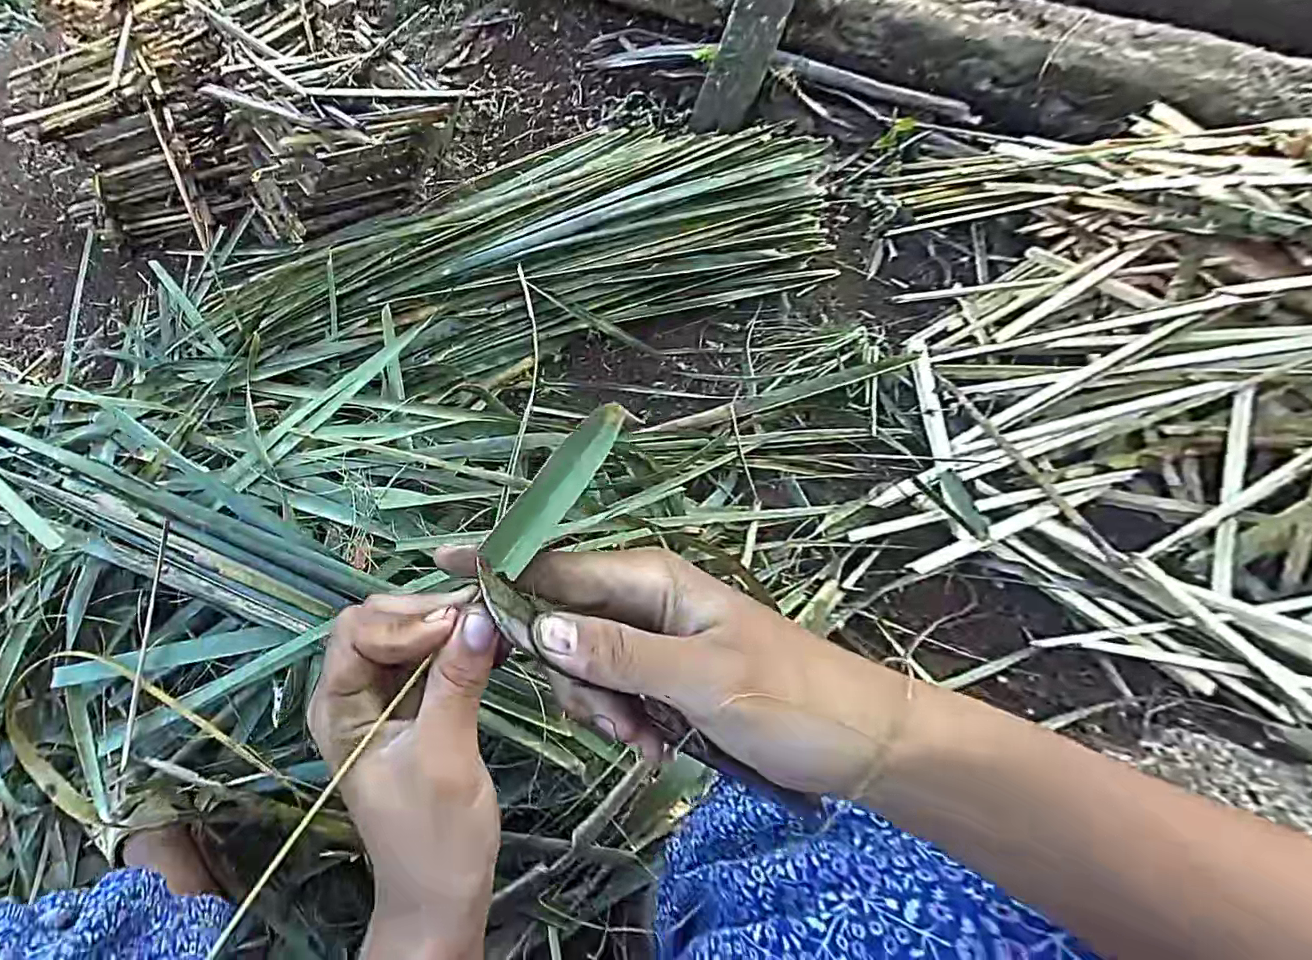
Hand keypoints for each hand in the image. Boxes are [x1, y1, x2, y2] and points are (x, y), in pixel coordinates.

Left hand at [308, 587, 500, 958]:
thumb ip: (457, 684)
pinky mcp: (409, 700)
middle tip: (478, 617)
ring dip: (445, 624)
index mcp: (337, 705)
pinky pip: (427, 654)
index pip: (356, 633)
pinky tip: (486, 641)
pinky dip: (455, 642)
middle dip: (426, 615)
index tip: (456, 625)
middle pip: (378, 622)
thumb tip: (479, 617)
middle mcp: (350, 690)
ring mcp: (379, 694)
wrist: (442, 897)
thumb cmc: (435, 840)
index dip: (404, 622)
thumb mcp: (446, 758)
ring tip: (488, 625)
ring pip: (405, 631)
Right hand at [435, 546, 914, 796]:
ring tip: (648, 743)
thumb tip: (538, 627)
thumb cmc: (792, 697)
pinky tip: (657, 748)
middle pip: (560, 622)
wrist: (864, 744)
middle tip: (615, 723)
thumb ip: (616, 653)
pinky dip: (620, 719)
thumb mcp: (702, 678)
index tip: (446, 563)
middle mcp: (636, 597)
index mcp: (646, 577)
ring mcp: (643, 635)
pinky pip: (607, 688)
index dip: (501, 567)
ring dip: (600, 706)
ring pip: (580, 662)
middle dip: (571, 674)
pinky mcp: (653, 670)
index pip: (555, 566)